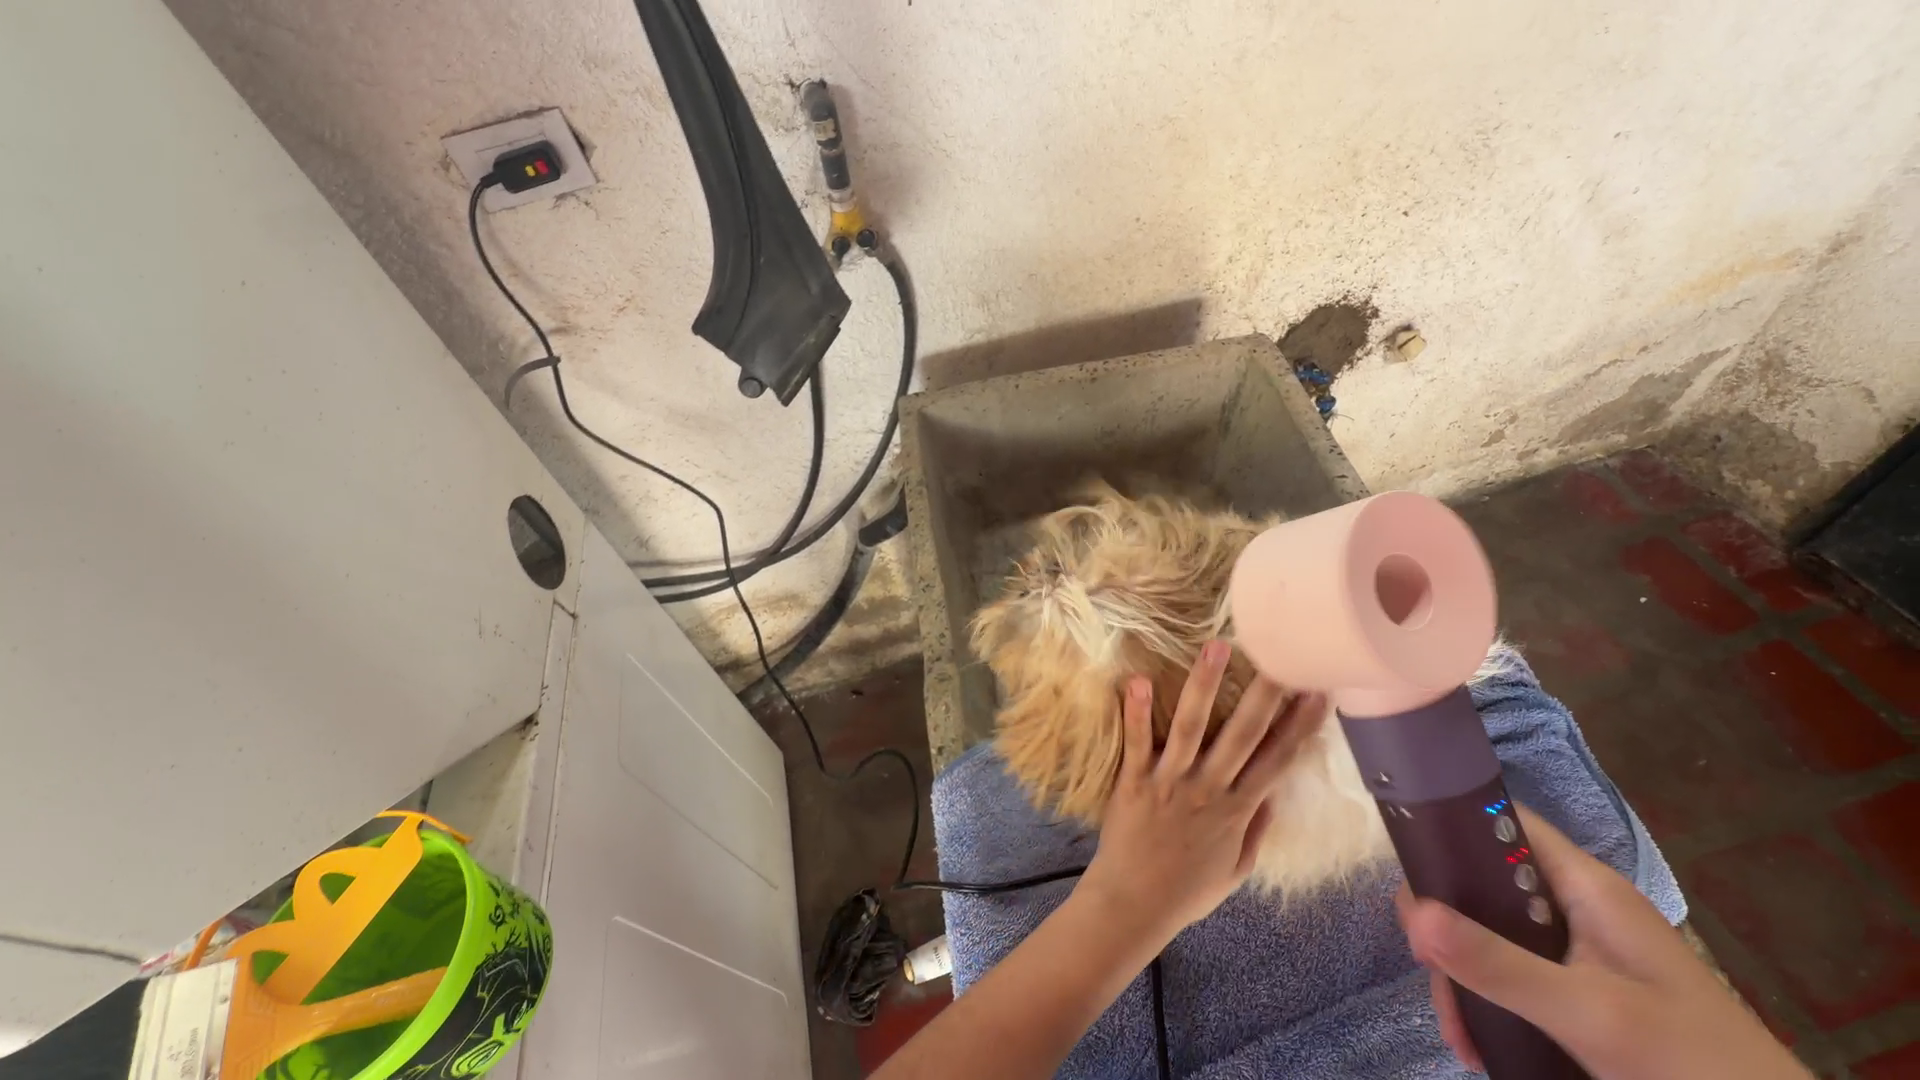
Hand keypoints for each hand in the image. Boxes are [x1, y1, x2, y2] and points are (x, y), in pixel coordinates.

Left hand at [1076, 639, 1323, 944]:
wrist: (1134, 905)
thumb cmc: (1187, 889)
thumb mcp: (1237, 868)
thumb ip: (1256, 829)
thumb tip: (1274, 793)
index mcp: (1238, 809)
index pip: (1278, 759)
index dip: (1302, 724)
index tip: (1320, 689)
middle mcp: (1209, 789)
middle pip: (1243, 734)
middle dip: (1265, 693)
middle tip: (1281, 652)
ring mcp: (1170, 783)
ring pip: (1191, 727)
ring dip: (1204, 685)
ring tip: (1216, 647)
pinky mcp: (1134, 782)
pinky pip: (1137, 742)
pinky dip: (1136, 712)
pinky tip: (1136, 679)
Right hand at [1397, 806, 1809, 1079]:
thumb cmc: (1689, 1060)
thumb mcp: (1588, 1013)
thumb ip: (1498, 964)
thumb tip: (1410, 911)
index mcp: (1584, 886)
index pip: (1499, 822)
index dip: (1447, 830)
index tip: (1408, 876)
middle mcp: (1576, 905)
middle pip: (1482, 885)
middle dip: (1446, 926)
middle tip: (1428, 969)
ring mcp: (1578, 948)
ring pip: (1491, 935)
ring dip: (1463, 976)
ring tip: (1458, 1032)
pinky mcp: (1581, 987)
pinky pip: (1512, 973)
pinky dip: (1487, 1001)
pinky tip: (1480, 1041)